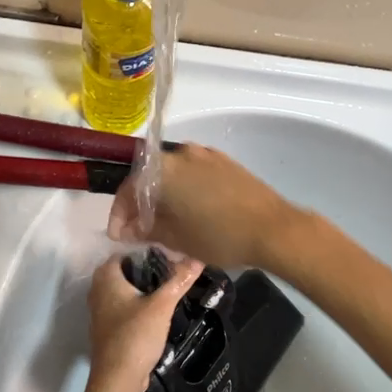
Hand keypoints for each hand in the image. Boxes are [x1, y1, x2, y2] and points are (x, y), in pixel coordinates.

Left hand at [86, 253, 203, 391]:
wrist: (117, 379)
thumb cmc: (136, 335)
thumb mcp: (162, 306)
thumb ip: (178, 282)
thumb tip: (197, 260)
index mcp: (106, 279)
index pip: (122, 255)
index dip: (142, 254)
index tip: (164, 259)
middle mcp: (97, 291)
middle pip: (121, 274)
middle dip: (142, 273)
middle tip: (167, 276)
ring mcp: (98, 313)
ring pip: (119, 294)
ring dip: (137, 292)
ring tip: (163, 294)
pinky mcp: (104, 331)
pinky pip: (119, 311)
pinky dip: (133, 309)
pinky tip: (152, 316)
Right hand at [107, 144, 304, 269]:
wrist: (273, 229)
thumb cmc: (218, 236)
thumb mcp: (176, 239)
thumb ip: (145, 230)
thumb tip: (126, 229)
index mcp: (164, 169)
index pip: (129, 186)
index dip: (119, 211)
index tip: (118, 234)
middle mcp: (182, 153)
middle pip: (149, 176)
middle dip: (140, 203)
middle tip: (137, 229)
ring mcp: (205, 155)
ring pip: (172, 173)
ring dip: (163, 195)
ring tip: (163, 223)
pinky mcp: (224, 162)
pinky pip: (193, 173)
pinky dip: (184, 190)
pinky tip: (189, 212)